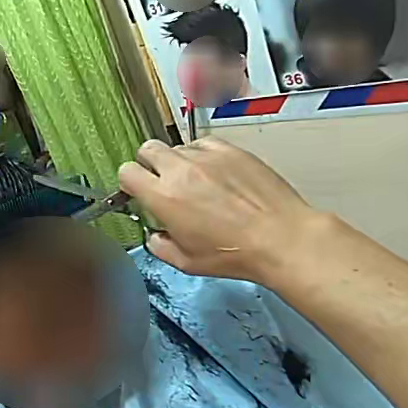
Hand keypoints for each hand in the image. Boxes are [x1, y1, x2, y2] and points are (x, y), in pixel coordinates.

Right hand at [117, 139, 323, 285]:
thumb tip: (156, 236)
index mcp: (163, 197)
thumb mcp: (187, 263)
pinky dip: (204, 156)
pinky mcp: (231, 150)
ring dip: (179, 162)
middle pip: (147, 149)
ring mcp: (208, 156)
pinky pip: (205, 144)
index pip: (127, 172)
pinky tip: (216, 175)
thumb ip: (160, 246)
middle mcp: (181, 170)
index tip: (139, 192)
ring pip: (178, 147)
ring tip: (198, 184)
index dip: (130, 183)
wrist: (280, 238)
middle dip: (149, 165)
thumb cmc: (236, 254)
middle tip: (163, 183)